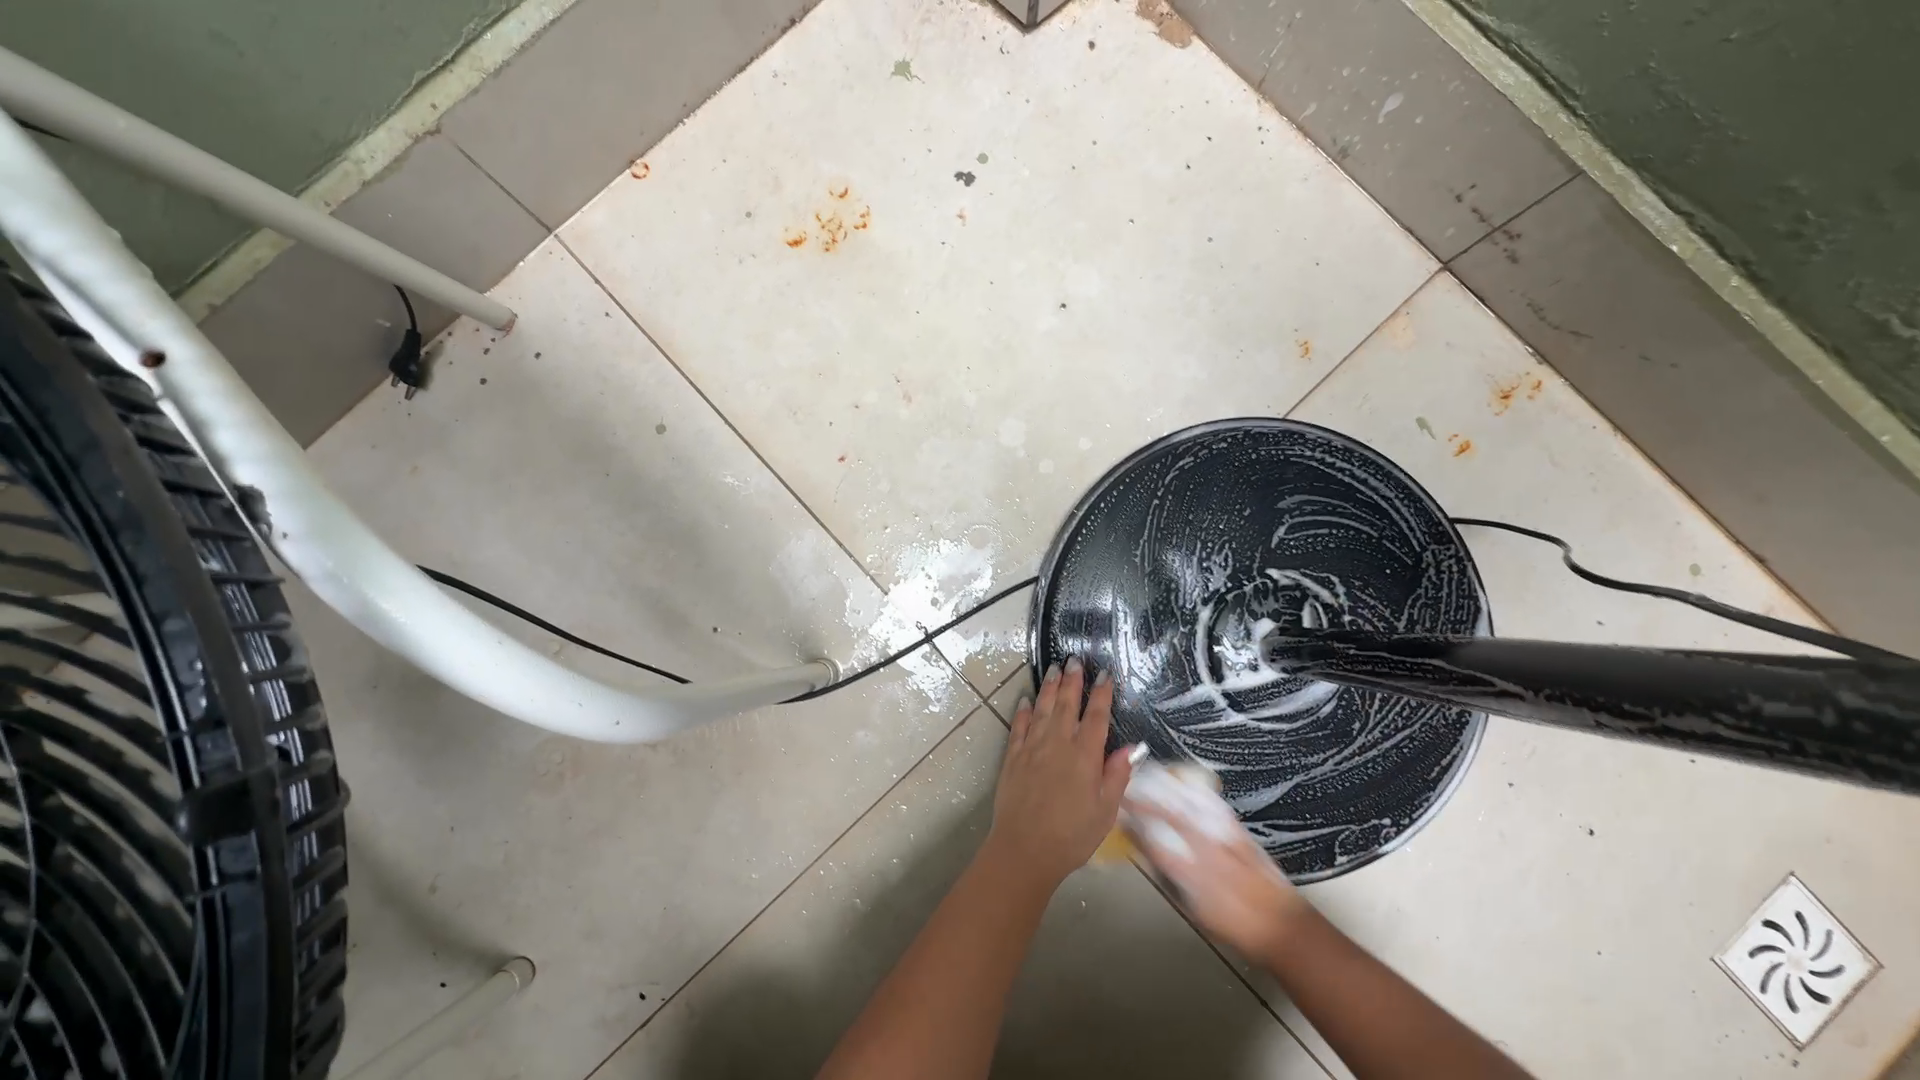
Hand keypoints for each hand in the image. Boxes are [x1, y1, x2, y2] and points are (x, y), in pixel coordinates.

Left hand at [983, 658, 1134, 891]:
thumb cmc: (1072, 835)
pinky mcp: (1012, 758)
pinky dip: (1023, 711)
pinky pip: (1019, 727)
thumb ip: (1117, 776)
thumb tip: (1130, 748)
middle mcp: (1058, 744)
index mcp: (1085, 756)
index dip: (1101, 694)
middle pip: (1066, 705)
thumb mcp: (1105, 811)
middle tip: (1074, 659)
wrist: (1025, 849)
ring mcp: (1032, 748)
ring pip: (1042, 710)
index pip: (1096, 717)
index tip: (1105, 674)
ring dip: (1048, 688)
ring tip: (1053, 668)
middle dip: (1072, 681)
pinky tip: (1026, 700)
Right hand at [1122, 768, 1310, 959]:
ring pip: (1187, 801)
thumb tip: (1147, 849)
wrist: (1279, 922)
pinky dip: (1189, 787)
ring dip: (1164, 784)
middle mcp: (1202, 845)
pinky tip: (1181, 779)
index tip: (1116, 807)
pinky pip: (1207, 800)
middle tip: (1125, 782)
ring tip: (1147, 774)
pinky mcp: (1236, 827)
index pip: (1151, 836)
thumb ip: (1168, 874)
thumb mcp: (1190, 905)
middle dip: (1143, 793)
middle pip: (1168, 810)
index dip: (1131, 819)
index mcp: (1187, 868)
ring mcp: (1221, 832)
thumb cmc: (1230, 922)